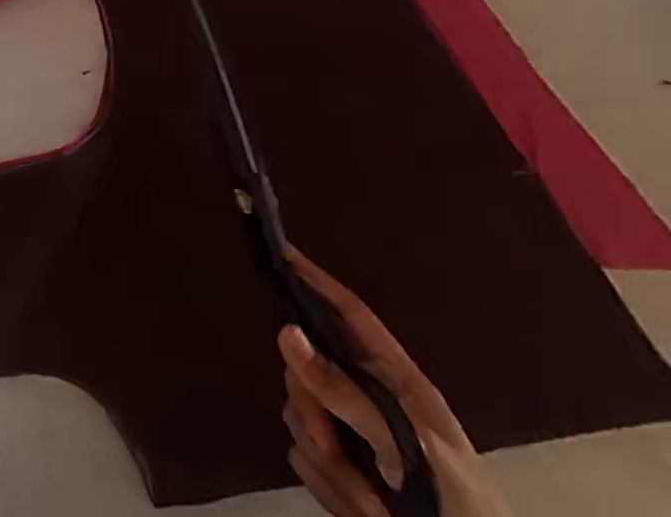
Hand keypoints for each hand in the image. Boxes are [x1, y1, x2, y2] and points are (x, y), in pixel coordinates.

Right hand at [279, 249, 511, 516]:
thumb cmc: (461, 504)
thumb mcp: (408, 446)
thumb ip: (345, 392)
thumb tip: (286, 331)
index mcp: (396, 381)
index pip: (349, 315)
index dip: (317, 280)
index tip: (280, 250)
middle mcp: (365, 395)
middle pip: (303, 369)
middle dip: (314, 414)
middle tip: (336, 450)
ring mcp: (347, 426)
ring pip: (295, 413)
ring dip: (328, 462)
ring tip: (371, 500)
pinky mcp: (333, 460)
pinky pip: (299, 454)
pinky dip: (328, 485)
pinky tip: (364, 505)